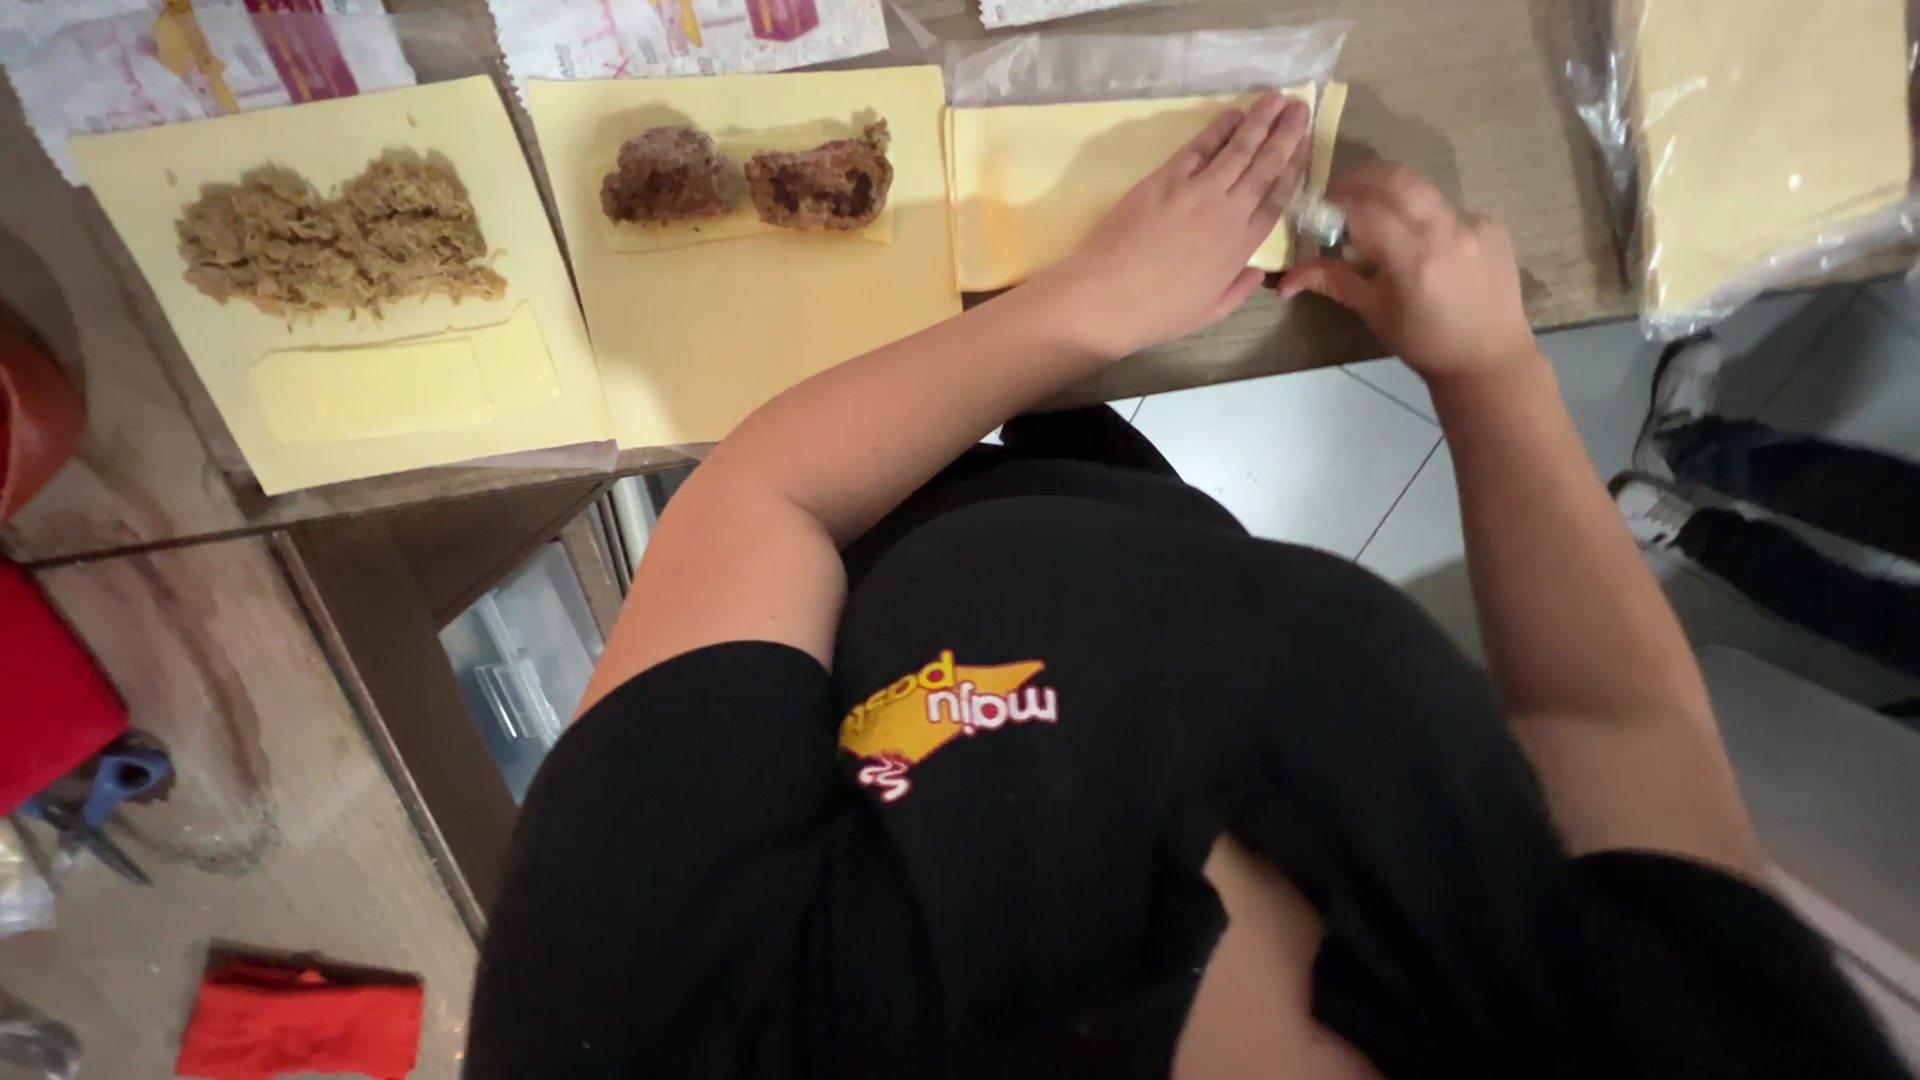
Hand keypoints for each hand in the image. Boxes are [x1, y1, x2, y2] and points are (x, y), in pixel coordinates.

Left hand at [1035, 92, 1312, 359]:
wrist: (1109, 297)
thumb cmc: (1156, 314)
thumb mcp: (1207, 313)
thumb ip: (1236, 291)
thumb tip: (1258, 272)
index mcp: (1240, 247)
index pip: (1276, 200)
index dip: (1293, 170)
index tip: (1303, 147)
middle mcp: (1228, 212)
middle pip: (1264, 166)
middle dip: (1285, 134)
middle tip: (1299, 107)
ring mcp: (1197, 191)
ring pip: (1238, 149)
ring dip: (1259, 121)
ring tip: (1277, 98)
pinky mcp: (1166, 179)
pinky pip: (1199, 146)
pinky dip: (1219, 128)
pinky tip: (1233, 115)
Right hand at [1276, 162, 1538, 385]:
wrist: (1487, 355)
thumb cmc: (1421, 341)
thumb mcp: (1372, 311)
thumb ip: (1332, 282)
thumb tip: (1285, 280)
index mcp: (1414, 258)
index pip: (1367, 208)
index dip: (1337, 201)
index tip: (1318, 209)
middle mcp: (1448, 230)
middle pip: (1399, 179)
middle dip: (1362, 179)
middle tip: (1339, 195)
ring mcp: (1474, 222)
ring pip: (1422, 190)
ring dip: (1391, 197)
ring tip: (1375, 223)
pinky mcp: (1490, 223)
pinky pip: (1444, 208)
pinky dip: (1419, 217)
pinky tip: (1415, 244)